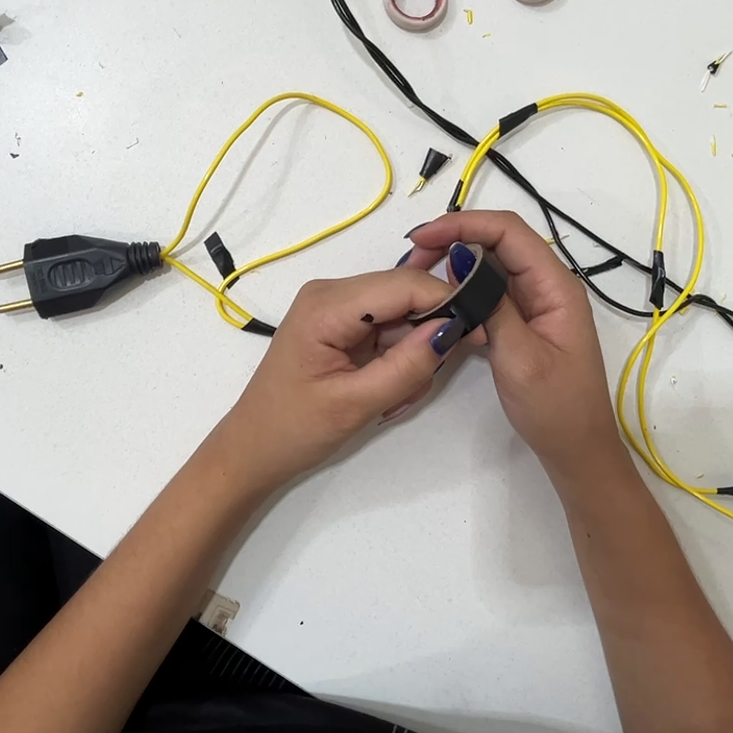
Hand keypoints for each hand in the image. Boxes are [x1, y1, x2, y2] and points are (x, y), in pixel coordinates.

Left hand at [207, 269, 472, 492]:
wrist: (253, 449)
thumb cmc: (293, 429)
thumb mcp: (354, 404)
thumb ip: (405, 366)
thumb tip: (453, 328)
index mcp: (327, 304)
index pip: (404, 284)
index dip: (447, 301)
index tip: (480, 334)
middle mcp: (332, 292)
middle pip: (406, 294)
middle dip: (426, 336)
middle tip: (421, 383)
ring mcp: (337, 307)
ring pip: (402, 314)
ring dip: (411, 354)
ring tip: (394, 399)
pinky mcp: (343, 324)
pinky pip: (389, 328)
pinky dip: (399, 358)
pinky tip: (386, 391)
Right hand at [402, 211, 623, 480]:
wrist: (577, 450)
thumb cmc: (555, 408)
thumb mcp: (519, 357)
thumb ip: (492, 304)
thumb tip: (461, 256)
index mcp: (556, 286)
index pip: (508, 232)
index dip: (463, 224)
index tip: (422, 238)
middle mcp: (547, 285)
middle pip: (498, 241)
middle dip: (453, 240)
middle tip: (412, 260)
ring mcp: (535, 302)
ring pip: (490, 265)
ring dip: (454, 265)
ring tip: (418, 279)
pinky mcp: (522, 320)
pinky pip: (490, 291)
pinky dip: (463, 290)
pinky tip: (440, 303)